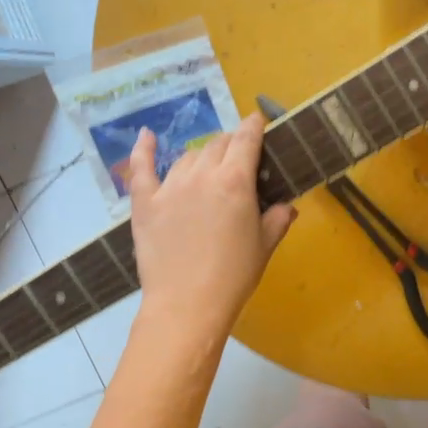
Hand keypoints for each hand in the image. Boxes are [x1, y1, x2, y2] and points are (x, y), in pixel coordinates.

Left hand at [127, 113, 295, 341]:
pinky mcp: (145, 203)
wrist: (187, 305)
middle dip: (231, 144)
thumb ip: (277, 218)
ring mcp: (170, 187)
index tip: (259, 122)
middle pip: (217, 144)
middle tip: (238, 158)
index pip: (246, 140)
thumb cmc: (234, 276)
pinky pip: (141, 168)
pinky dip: (143, 150)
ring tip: (208, 169)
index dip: (254, 126)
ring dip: (202, 156)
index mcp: (235, 182)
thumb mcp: (264, 246)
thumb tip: (286, 205)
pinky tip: (146, 136)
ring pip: (188, 157)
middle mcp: (202, 175)